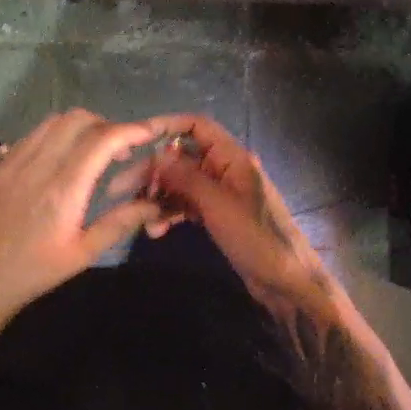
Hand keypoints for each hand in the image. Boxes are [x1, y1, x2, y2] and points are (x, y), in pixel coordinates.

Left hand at [0, 111, 171, 350]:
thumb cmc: (35, 272)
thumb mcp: (83, 253)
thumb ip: (120, 222)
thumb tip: (155, 203)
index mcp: (63, 190)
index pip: (102, 140)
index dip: (131, 130)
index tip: (150, 132)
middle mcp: (38, 166)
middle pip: (79, 119)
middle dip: (107, 126)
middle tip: (122, 150)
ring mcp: (15, 161)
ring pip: (55, 121)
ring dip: (82, 127)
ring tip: (94, 152)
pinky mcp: (1, 164)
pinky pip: (34, 134)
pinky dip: (56, 134)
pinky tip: (64, 158)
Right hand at [145, 114, 334, 306]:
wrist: (288, 283)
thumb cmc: (257, 239)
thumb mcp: (218, 206)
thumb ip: (186, 177)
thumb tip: (157, 154)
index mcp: (233, 158)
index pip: (196, 126)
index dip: (166, 126)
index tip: (136, 140)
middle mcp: (226, 169)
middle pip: (183, 157)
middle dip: (154, 171)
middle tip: (122, 189)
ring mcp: (222, 193)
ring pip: (182, 183)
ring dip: (159, 195)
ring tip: (139, 215)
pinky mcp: (218, 215)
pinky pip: (188, 204)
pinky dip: (171, 212)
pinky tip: (155, 229)